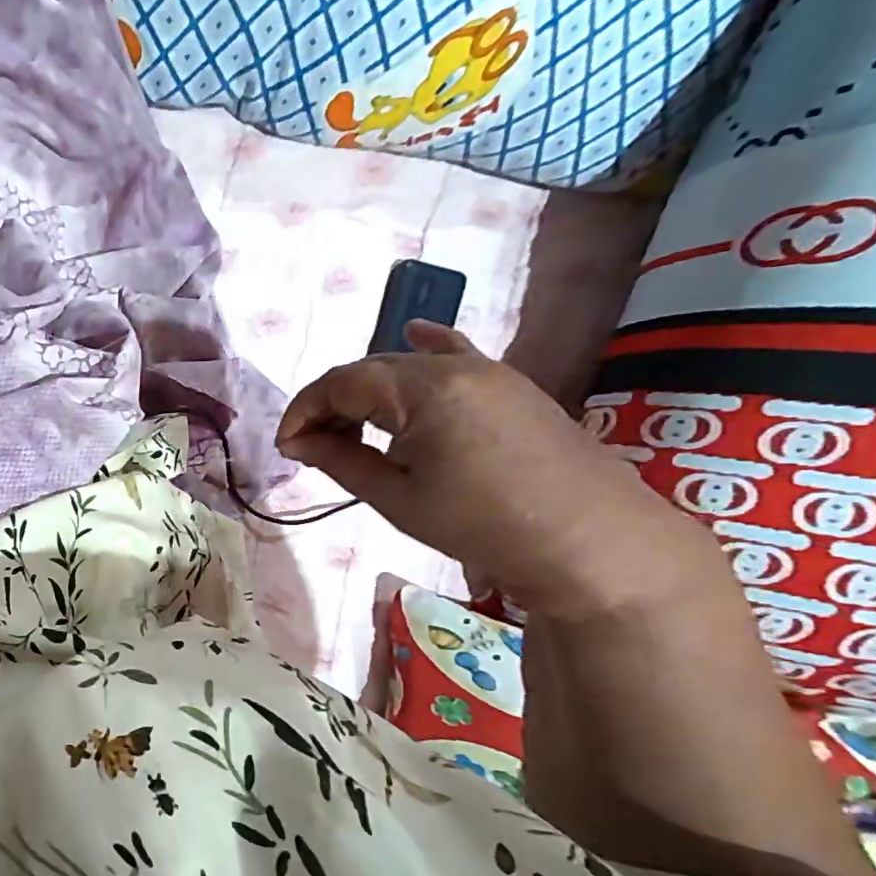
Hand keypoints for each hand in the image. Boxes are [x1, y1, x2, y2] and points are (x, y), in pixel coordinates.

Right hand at [276, 320, 721, 616]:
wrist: (589, 541)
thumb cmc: (479, 522)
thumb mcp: (395, 495)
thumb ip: (339, 459)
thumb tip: (297, 442)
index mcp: (422, 389)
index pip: (340, 383)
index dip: (304, 411)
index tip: (286, 446)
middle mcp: (454, 367)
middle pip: (370, 371)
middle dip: (331, 404)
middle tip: (312, 446)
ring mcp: (489, 372)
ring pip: (407, 367)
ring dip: (369, 392)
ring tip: (350, 429)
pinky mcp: (511, 387)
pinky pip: (456, 356)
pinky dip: (426, 349)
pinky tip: (416, 334)